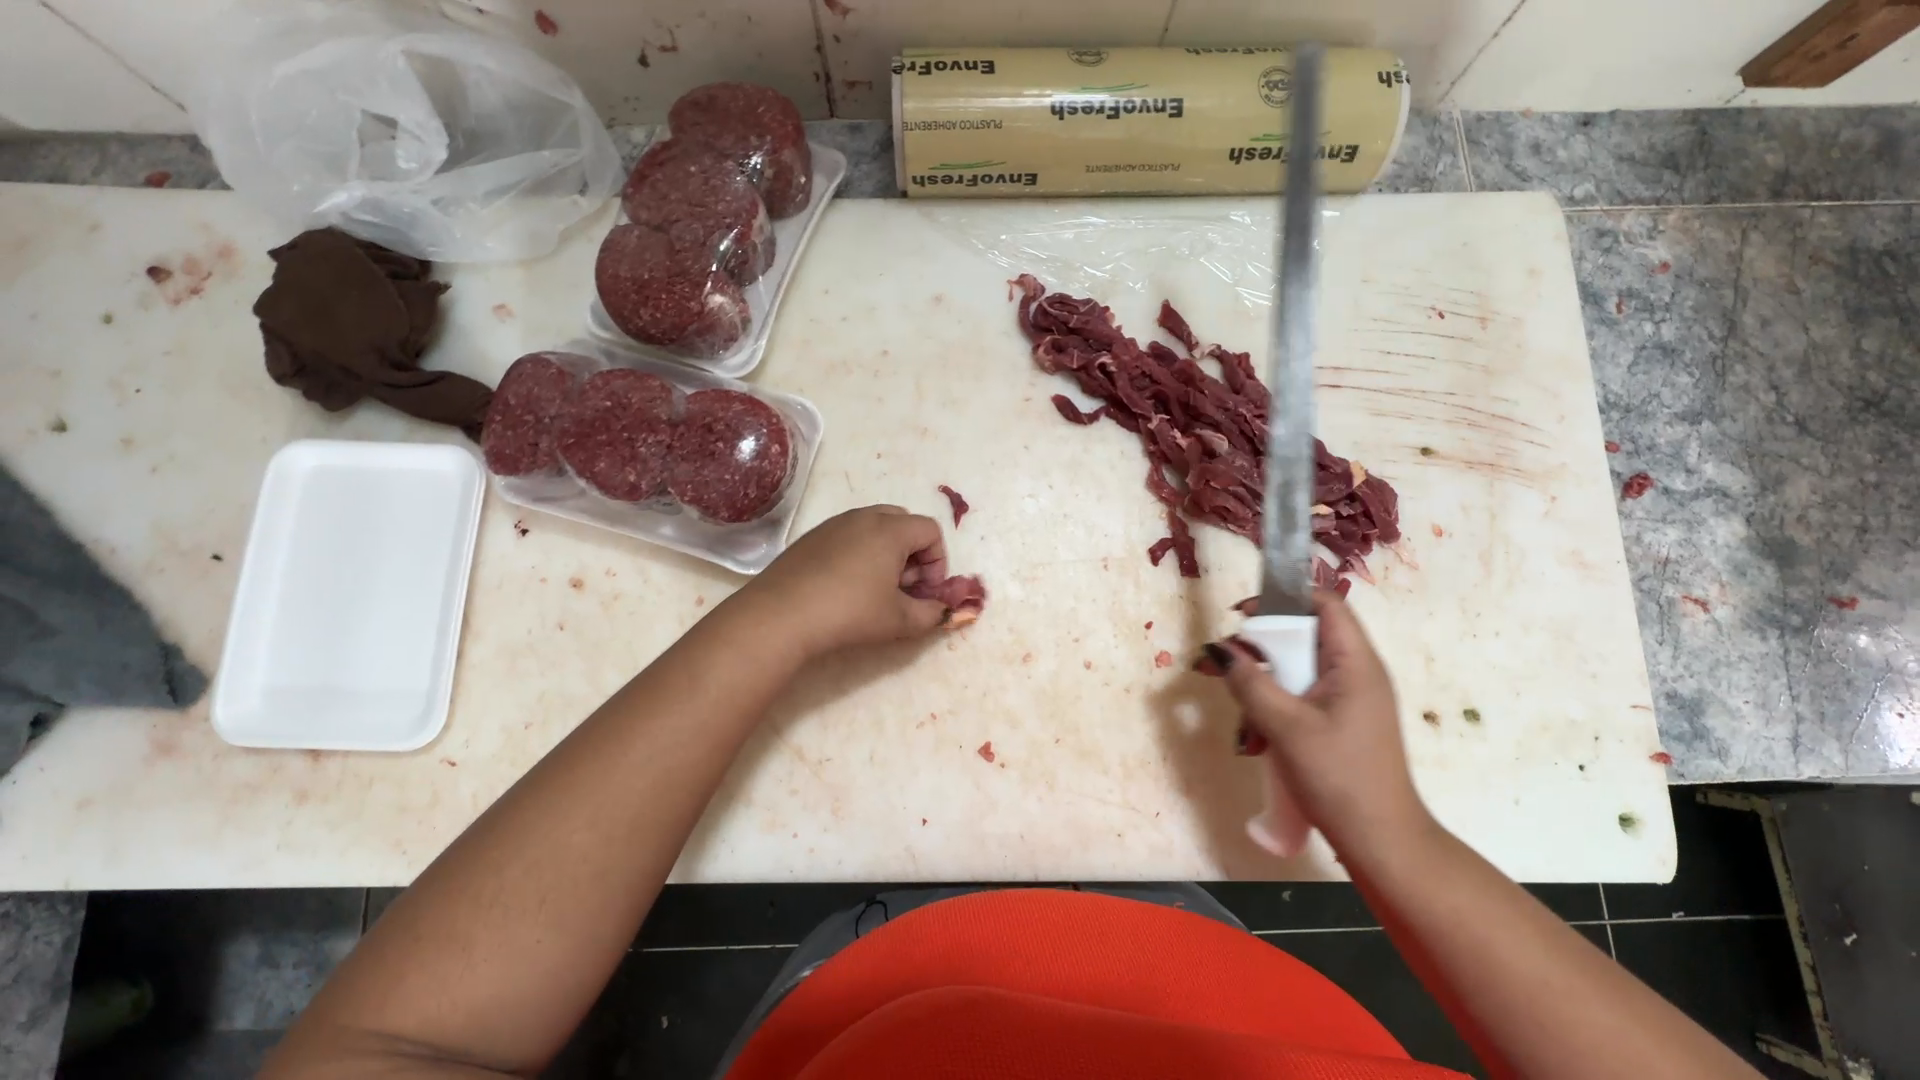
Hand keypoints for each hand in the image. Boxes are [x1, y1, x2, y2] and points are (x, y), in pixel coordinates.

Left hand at [734, 505, 952, 661]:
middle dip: (913, 554)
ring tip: (875, 591)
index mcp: (890, 529)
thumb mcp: (900, 620)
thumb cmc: (850, 613)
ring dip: (886, 554)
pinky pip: (847, 537)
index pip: (930, 530)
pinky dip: (858, 555)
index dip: (938, 562)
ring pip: (873, 528)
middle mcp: (863, 517)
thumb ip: (933, 614)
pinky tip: (844, 589)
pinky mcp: (810, 538)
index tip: (925, 592)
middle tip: (903, 588)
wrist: (781, 615)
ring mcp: (833, 525)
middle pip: (903, 523)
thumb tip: (947, 612)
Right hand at [1216, 590, 1432, 853]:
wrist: (1380, 840)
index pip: (1324, 604)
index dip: (1282, 599)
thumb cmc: (1338, 777)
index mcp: (1356, 663)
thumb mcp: (1286, 727)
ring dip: (1264, 682)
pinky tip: (1257, 736)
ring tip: (1239, 709)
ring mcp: (1350, 700)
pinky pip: (1302, 696)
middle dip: (1261, 647)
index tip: (1241, 616)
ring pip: (1298, 669)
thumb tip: (1221, 649)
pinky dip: (1276, 705)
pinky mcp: (1341, 723)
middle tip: (1222, 663)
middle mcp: (1357, 673)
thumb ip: (1251, 683)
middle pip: (1304, 636)